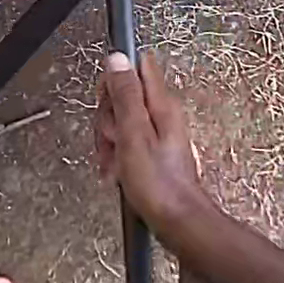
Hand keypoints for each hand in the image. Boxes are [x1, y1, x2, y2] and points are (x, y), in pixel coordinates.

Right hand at [96, 51, 215, 230]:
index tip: (108, 100)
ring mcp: (156, 133)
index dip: (115, 78)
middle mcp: (161, 114)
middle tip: (113, 138)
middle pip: (123, 95)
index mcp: (160, 104)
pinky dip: (115, 155)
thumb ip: (125, 95)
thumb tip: (118, 60)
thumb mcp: (133, 133)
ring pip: (120, 120)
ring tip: (114, 161)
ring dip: (109, 140)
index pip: (137, 66)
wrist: (175, 222)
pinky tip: (116, 171)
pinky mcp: (150, 152)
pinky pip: (124, 142)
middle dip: (108, 117)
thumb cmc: (157, 183)